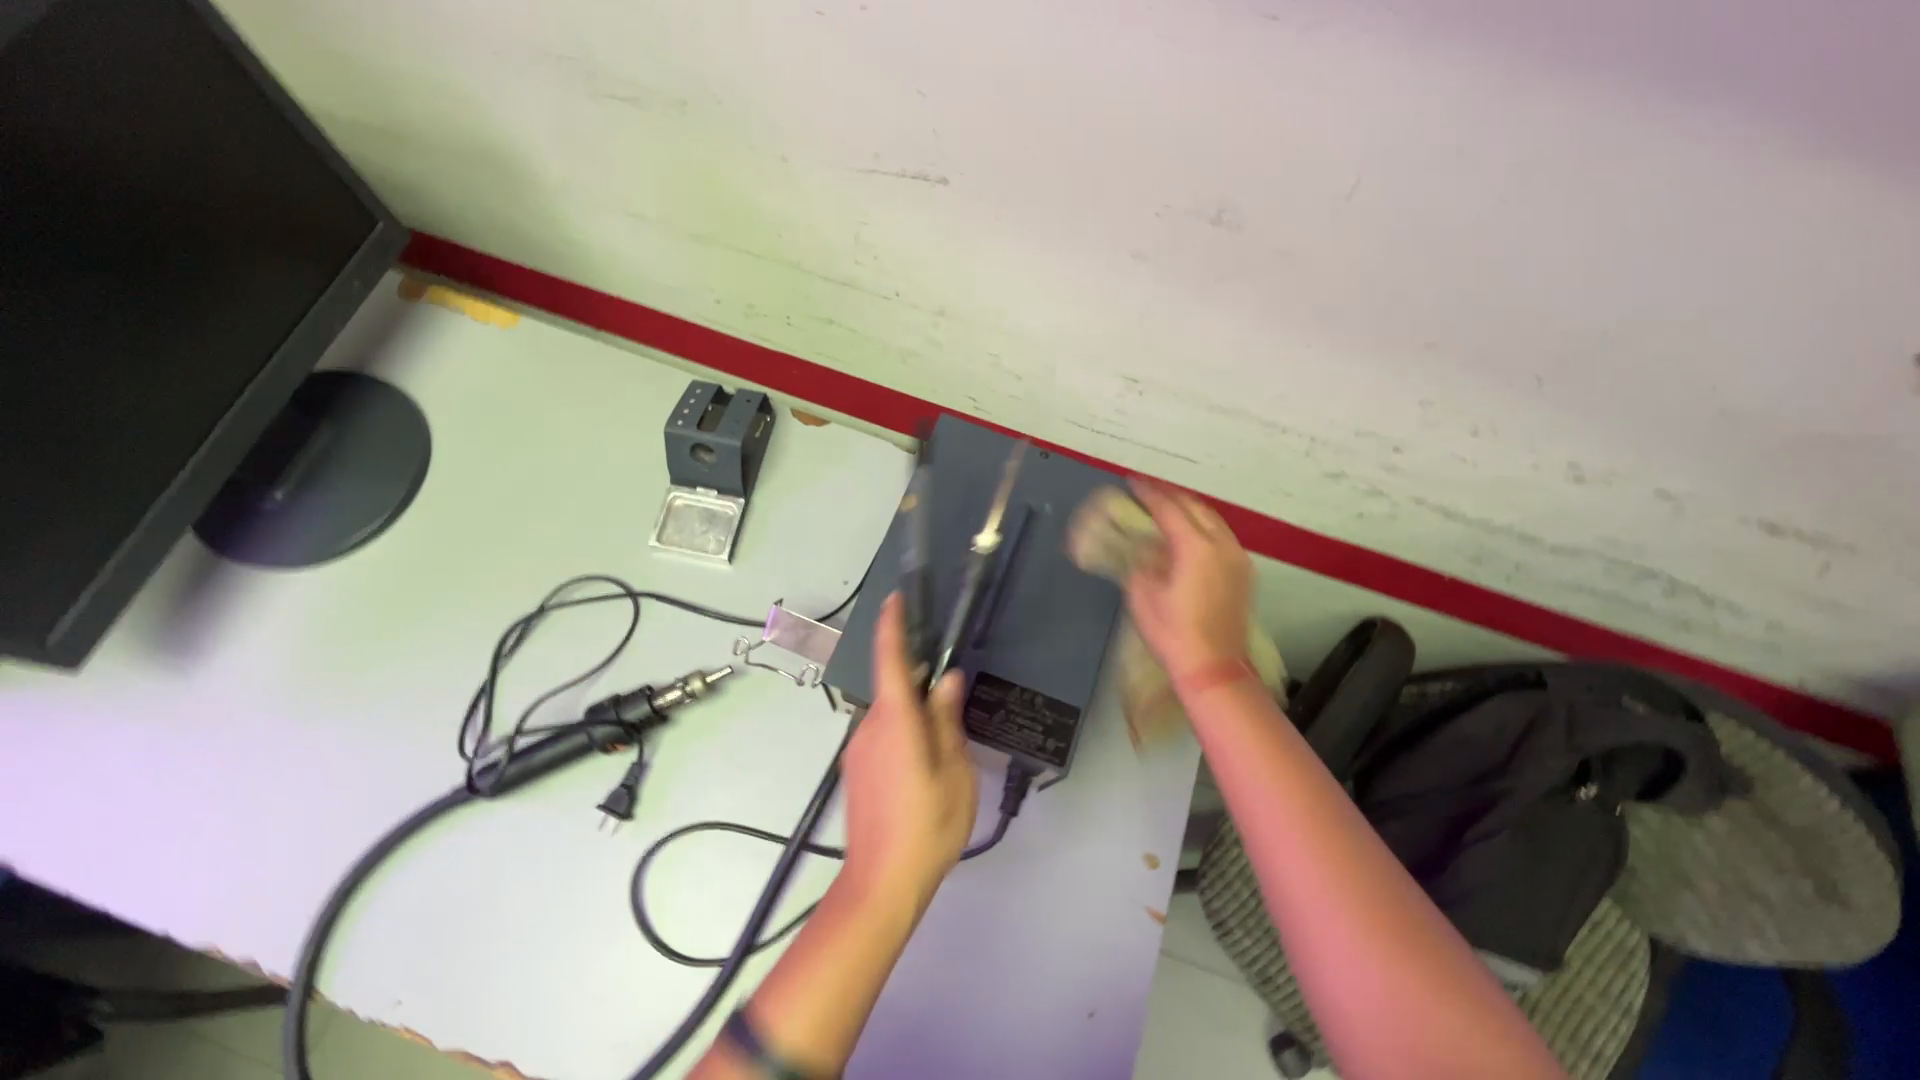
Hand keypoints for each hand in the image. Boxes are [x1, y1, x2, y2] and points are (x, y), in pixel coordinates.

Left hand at [839, 593, 978, 908]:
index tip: (895, 599)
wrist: (882, 882)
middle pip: (895, 691)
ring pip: (890, 718)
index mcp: (896, 721)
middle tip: (952, 701)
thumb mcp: (955, 773)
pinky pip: (882, 738)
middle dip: (920, 688)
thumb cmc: (928, 826)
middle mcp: (869, 727)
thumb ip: (948, 722)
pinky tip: (923, 770)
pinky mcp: (856, 771)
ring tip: (945, 751)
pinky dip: (903, 738)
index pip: (890, 661)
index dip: (892, 627)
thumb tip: (946, 681)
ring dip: (913, 719)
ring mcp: (857, 750)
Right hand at [1124, 477, 1254, 678]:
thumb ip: (1143, 563)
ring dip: (1190, 510)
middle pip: (1195, 507)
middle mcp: (1221, 545)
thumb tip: (1145, 550)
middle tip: (1149, 491)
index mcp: (1194, 547)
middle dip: (1171, 496)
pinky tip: (1190, 535)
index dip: (1149, 494)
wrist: (1214, 667)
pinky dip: (1204, 527)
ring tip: (1169, 508)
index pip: (1169, 509)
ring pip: (1213, 520)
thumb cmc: (1173, 633)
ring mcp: (1237, 558)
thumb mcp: (1144, 595)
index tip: (1133, 482)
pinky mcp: (1244, 573)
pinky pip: (1223, 537)